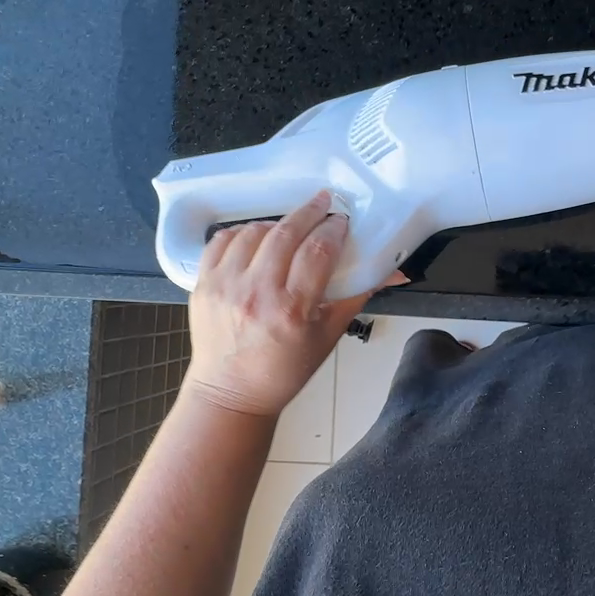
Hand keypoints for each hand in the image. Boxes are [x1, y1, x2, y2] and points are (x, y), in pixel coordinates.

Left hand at [184, 190, 386, 418]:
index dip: (332, 229)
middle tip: (323, 203)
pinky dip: (242, 232)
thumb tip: (391, 271)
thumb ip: (357, 296)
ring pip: (254, 232)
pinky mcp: (203, 285)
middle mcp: (257, 295)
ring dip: (277, 223)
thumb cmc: (285, 370)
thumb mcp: (328, 335)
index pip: (317, 252)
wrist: (230, 393)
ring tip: (291, 226)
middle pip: (286, 234)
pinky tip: (257, 237)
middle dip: (309, 213)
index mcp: (292, 310)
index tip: (341, 221)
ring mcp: (225, 287)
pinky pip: (222, 242)